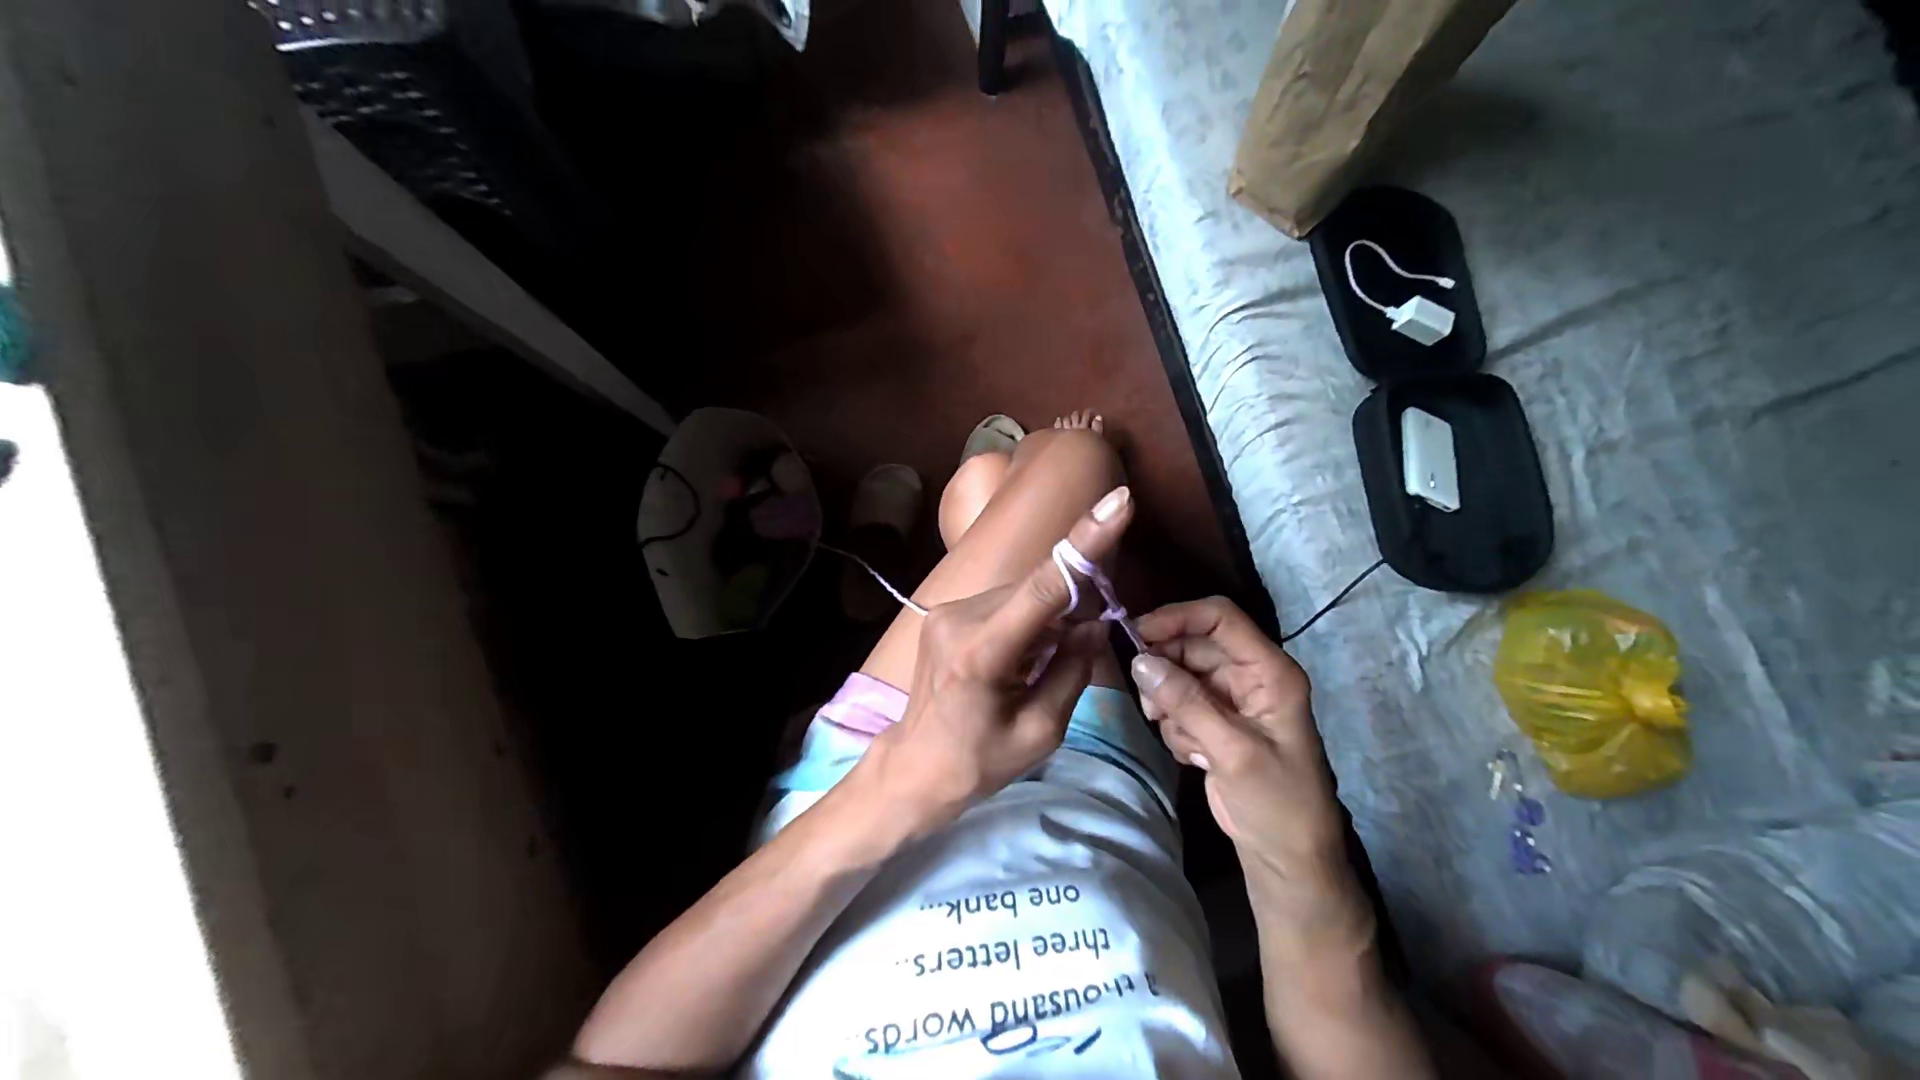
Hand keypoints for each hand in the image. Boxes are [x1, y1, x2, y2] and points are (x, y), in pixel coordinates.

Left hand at [855, 486, 1134, 831]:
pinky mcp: (945, 612)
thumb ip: (1071, 670)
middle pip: (1035, 589)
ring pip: (1020, 594)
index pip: (1042, 587)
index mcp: (982, 652)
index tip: (1117, 501)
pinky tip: (1016, 659)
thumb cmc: (979, 761)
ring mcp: (947, 611)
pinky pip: (1002, 603)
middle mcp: (959, 617)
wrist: (915, 766)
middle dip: (1068, 607)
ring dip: (1044, 618)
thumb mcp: (1040, 730)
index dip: (1084, 543)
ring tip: (1033, 669)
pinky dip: (1024, 621)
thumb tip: (1093, 624)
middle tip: (1077, 649)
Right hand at [1130, 598, 1366, 939]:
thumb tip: (1140, 660)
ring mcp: (1229, 699)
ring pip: (1178, 673)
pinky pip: (1177, 702)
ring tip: (1181, 738)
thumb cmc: (1277, 802)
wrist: (1286, 857)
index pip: (1220, 618)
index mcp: (1269, 671)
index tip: (1137, 634)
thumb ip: (1186, 703)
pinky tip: (1191, 754)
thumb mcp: (1233, 751)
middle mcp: (1249, 676)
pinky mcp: (1213, 721)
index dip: (1178, 617)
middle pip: (1192, 644)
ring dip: (1167, 702)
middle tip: (1148, 702)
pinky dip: (1173, 723)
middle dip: (1165, 669)